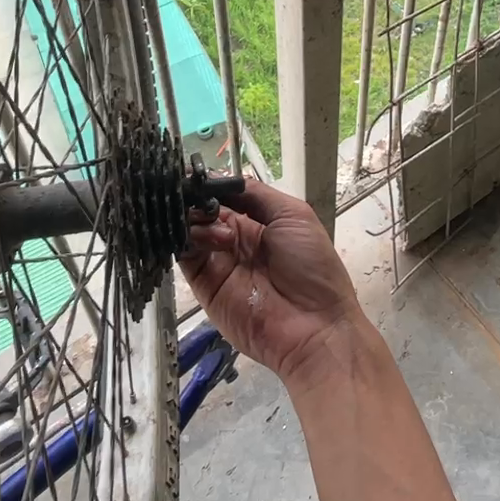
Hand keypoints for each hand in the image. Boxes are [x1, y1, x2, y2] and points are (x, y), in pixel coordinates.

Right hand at [179, 180, 361, 384]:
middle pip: (202, 209)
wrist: (314, 327)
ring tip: (212, 221)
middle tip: (195, 194)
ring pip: (190, 228)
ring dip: (194, 216)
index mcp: (257, 222)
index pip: (224, 196)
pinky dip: (186, 238)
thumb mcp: (293, 216)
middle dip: (196, 197)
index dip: (211, 184)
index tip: (197, 173)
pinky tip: (202, 234)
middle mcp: (233, 239)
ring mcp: (217, 260)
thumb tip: (221, 178)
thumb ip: (256, 195)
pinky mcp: (203, 283)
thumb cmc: (312, 266)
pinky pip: (186, 254)